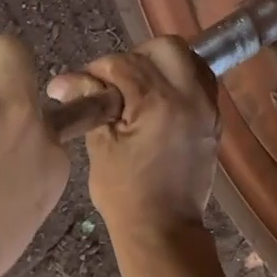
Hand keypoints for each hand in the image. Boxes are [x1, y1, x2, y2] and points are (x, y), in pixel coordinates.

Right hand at [47, 37, 218, 236]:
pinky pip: (199, 81)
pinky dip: (178, 81)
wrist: (162, 228)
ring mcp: (207, 106)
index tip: (80, 84)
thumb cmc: (125, 195)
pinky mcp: (213, 118)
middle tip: (114, 83)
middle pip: (164, 48)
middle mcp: (189, 95)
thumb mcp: (101, 150)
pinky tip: (158, 102)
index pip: (124, 64)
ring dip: (160, 66)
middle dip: (134, 58)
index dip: (97, 70)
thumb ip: (91, 106)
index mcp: (157, 102)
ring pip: (187, 59)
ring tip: (137, 91)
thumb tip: (63, 82)